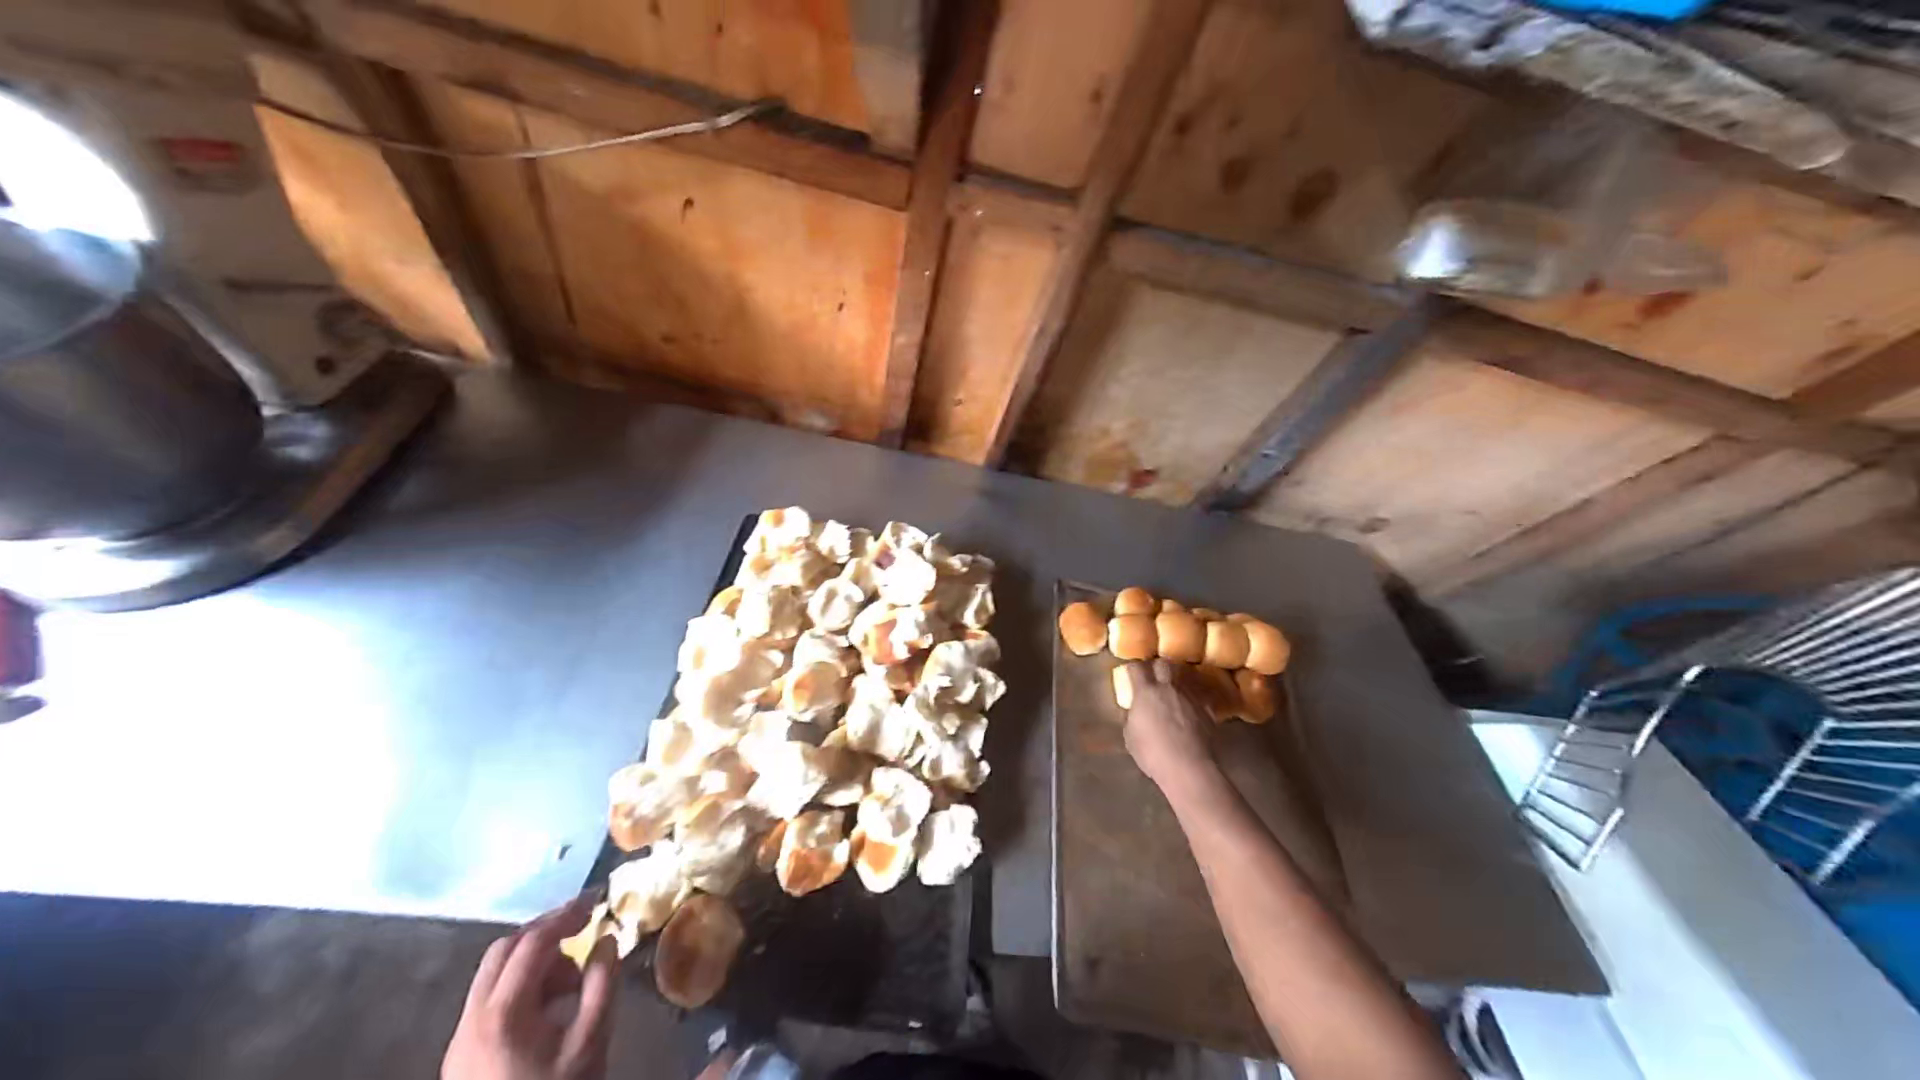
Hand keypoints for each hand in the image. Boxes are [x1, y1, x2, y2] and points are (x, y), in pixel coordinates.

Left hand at [443, 896, 618, 1079]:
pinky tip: (549, 1008)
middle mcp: (471, 1020)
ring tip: (571, 980)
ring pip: (493, 975)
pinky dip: (520, 987)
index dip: (565, 916)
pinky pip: (488, 1001)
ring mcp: (459, 1041)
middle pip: (503, 951)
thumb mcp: (592, 1040)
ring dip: (533, 961)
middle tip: (583, 931)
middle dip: (546, 933)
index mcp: (502, 1013)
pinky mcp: (460, 1058)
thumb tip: (606, 939)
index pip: (532, 943)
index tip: (596, 902)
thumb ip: (604, 982)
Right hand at [1119, 659, 1221, 797]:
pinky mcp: (1208, 709)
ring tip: (1174, 688)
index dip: (1133, 667)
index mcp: (1146, 691)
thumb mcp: (1130, 735)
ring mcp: (1191, 696)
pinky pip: (1200, 695)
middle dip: (1157, 665)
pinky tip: (1192, 706)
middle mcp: (1169, 687)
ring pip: (1184, 676)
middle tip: (1153, 674)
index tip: (1131, 672)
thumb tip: (1135, 711)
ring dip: (1177, 679)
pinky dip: (1195, 697)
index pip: (1137, 667)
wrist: (1187, 766)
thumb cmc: (1152, 753)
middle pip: (1163, 664)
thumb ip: (1132, 717)